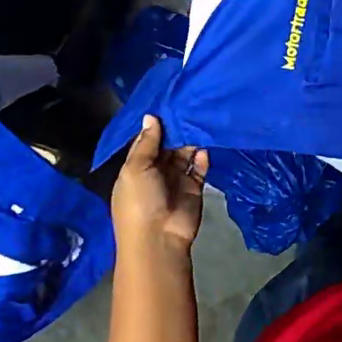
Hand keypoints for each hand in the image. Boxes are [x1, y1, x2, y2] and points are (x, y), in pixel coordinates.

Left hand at [111, 115, 207, 260]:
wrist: (158, 238)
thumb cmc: (140, 201)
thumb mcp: (135, 168)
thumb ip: (146, 142)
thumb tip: (151, 116)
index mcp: (135, 168)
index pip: (146, 142)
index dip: (156, 126)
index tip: (167, 103)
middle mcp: (155, 172)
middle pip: (167, 147)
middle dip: (176, 131)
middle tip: (188, 108)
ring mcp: (175, 181)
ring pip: (184, 156)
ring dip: (190, 142)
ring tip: (200, 122)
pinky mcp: (194, 189)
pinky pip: (199, 169)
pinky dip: (202, 158)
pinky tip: (205, 146)